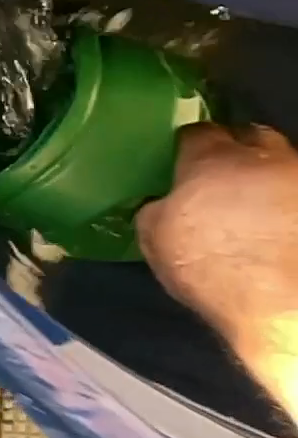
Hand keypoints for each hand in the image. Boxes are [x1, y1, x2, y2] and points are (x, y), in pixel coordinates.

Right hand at [137, 123, 297, 345]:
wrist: (282, 305)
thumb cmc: (206, 264)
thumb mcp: (154, 231)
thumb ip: (162, 203)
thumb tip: (167, 200)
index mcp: (214, 160)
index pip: (199, 132)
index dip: (187, 144)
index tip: (179, 157)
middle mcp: (269, 162)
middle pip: (256, 136)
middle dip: (241, 148)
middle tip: (224, 172)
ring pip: (286, 168)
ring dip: (270, 179)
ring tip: (255, 204)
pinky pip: (297, 198)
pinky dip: (288, 206)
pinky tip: (279, 227)